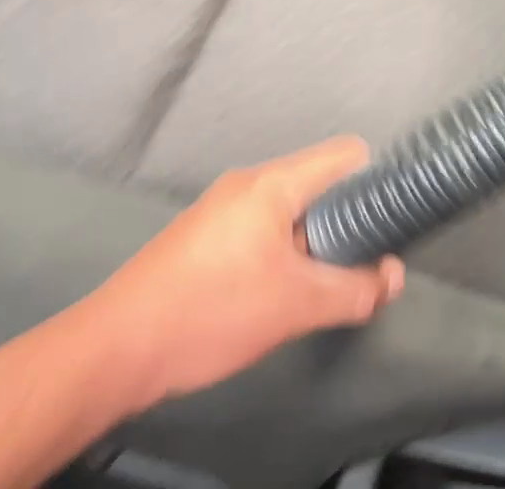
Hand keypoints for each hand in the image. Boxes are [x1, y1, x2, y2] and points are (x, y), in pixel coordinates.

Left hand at [81, 137, 404, 409]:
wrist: (112, 350)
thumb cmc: (210, 312)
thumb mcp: (297, 307)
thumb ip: (356, 290)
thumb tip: (392, 277)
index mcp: (273, 183)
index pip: (348, 154)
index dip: (378, 182)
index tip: (389, 222)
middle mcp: (247, 183)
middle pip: (320, 182)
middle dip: (345, 221)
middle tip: (355, 264)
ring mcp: (220, 207)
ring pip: (291, 209)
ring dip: (313, 241)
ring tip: (315, 285)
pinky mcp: (203, 235)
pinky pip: (263, 226)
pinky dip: (282, 251)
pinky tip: (274, 293)